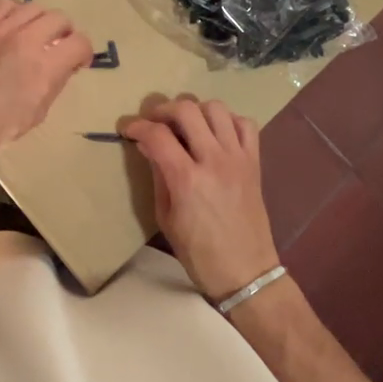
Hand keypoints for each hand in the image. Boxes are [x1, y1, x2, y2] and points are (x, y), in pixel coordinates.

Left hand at [0, 0, 92, 163]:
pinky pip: (3, 5)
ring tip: (35, 33)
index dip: (84, 52)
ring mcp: (0, 29)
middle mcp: (26, 39)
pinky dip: (14, 12)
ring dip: (41, 20)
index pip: (79, 42)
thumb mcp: (37, 113)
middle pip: (59, 18)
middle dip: (65, 32)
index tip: (78, 62)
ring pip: (33, 6)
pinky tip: (11, 26)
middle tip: (59, 46)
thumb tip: (63, 66)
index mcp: (44, 65)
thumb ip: (54, 83)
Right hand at [122, 97, 278, 301]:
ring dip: (196, 110)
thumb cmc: (199, 254)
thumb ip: (158, 176)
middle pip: (187, 110)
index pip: (157, 135)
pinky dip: (228, 120)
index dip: (137, 126)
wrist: (246, 273)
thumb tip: (147, 146)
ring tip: (186, 125)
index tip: (127, 129)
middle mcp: (214, 161)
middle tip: (154, 122)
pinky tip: (216, 134)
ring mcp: (237, 159)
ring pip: (216, 108)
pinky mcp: (254, 162)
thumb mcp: (166, 218)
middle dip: (163, 110)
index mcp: (187, 180)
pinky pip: (245, 124)